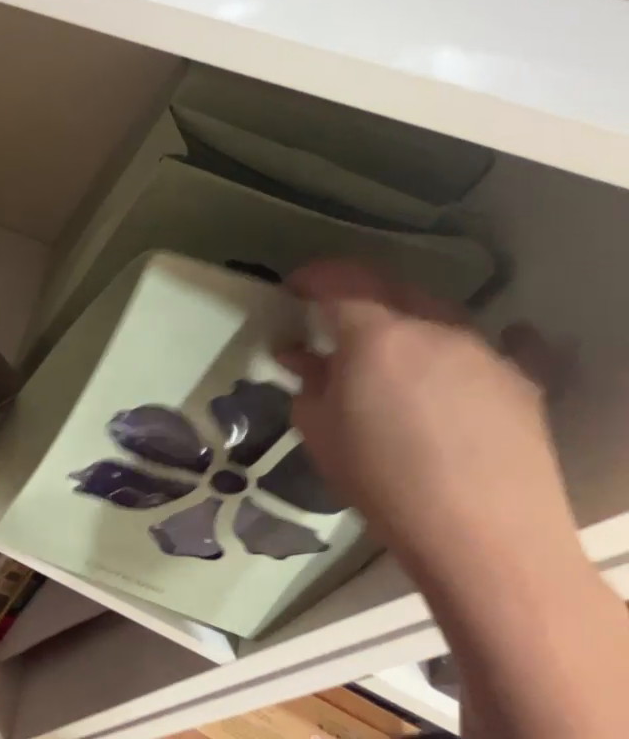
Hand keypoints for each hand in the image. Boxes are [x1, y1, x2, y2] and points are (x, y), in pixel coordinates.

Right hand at [278, 260, 576, 578]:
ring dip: (404, 318)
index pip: (338, 282)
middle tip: (330, 317)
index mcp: (375, 335)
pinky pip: (494, 344)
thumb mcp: (318, 426)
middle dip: (355, 293)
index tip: (291, 291)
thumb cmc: (380, 477)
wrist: (485, 536)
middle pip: (390, 288)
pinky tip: (456, 358)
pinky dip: (462, 344)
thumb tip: (303, 355)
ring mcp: (485, 353)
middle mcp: (433, 330)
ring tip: (386, 349)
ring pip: (438, 313)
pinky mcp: (521, 382)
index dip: (310, 278)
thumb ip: (309, 379)